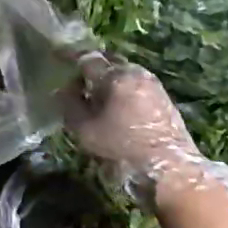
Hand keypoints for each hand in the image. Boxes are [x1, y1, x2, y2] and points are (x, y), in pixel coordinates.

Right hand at [63, 55, 227, 203]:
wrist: (170, 170)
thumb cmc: (122, 150)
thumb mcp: (85, 131)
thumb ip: (70, 105)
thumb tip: (63, 89)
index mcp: (115, 77)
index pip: (88, 58)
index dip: (70, 56)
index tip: (56, 58)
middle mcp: (136, 73)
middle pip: (109, 60)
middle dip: (91, 66)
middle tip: (75, 78)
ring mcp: (153, 84)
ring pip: (124, 72)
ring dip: (107, 78)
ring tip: (93, 93)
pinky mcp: (163, 98)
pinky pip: (135, 84)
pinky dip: (121, 88)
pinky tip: (114, 104)